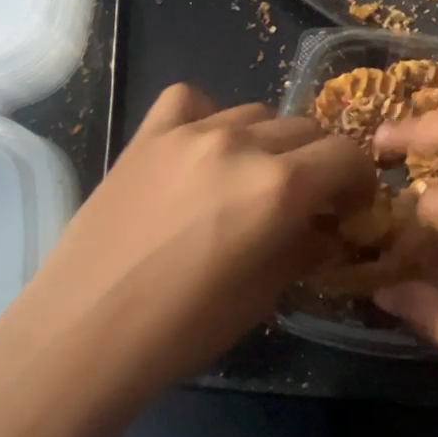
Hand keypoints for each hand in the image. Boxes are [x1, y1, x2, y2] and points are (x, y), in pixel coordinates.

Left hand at [0, 84, 375, 436]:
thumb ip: (305, 247)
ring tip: (252, 177)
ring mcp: (191, 131)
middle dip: (319, 163)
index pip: (346, 156)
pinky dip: (209, 115)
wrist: (79, 337)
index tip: (349, 205)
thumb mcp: (263, 296)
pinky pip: (193, 99)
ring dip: (271, 142)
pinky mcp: (148, 133)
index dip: (358, 180)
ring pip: (258, 113)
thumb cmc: (181, 331)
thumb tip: (326, 228)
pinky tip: (203, 146)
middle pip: (307, 130)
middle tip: (307, 199)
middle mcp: (242, 144)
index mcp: (279, 187)